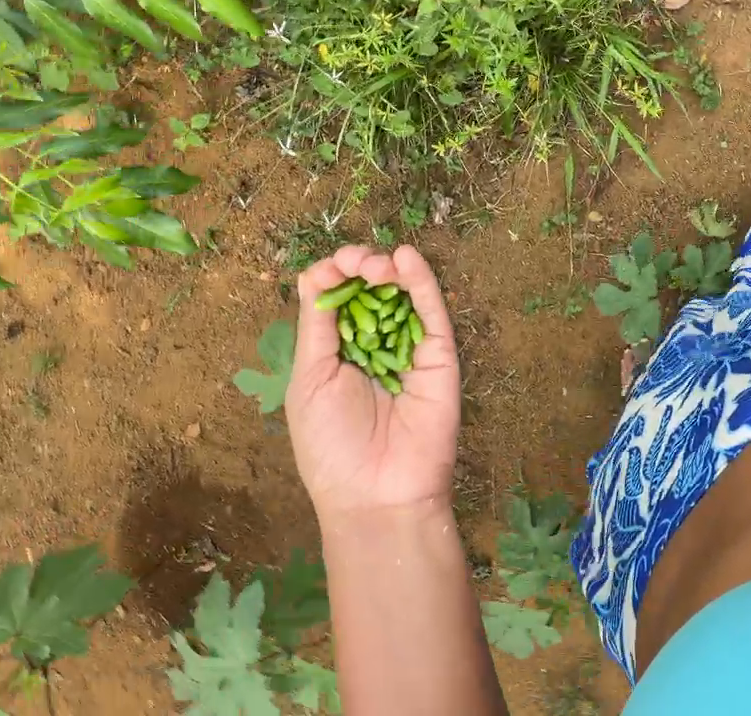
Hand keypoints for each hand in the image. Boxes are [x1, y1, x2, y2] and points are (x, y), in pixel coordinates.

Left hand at [286, 245, 459, 522]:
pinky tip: (406, 258)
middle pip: (372, 288)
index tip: (329, 270)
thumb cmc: (331, 443)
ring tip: (375, 264)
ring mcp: (411, 345)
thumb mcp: (310, 379)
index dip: (334, 275)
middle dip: (361, 266)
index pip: (339, 297)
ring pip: (403, 293)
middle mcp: (376, 342)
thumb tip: (316, 271)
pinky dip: (422, 280)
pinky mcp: (441, 353)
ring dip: (388, 268)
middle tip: (355, 264)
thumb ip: (317, 325)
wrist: (376, 492)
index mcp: (339, 349)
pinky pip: (432, 311)